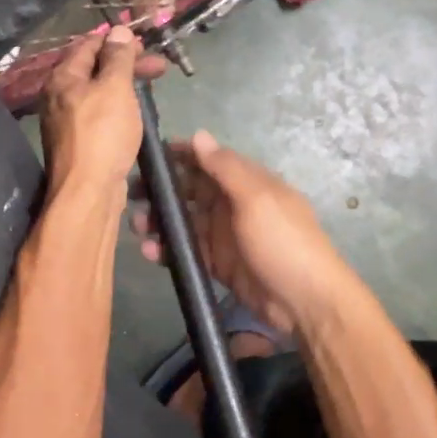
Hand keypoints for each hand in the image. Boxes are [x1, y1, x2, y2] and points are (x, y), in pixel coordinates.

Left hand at [39, 25, 165, 192]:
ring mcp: (67, 119)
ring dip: (125, 84)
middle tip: (159, 66)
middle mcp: (59, 95)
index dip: (117, 40)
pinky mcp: (79, 140)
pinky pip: (99, 112)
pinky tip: (136, 110)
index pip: (88, 44)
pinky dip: (118, 105)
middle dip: (127, 63)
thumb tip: (119, 30)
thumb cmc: (102, 134)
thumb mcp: (115, 88)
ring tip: (153, 85)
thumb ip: (118, 58)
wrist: (88, 191)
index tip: (145, 42)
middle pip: (94, 68)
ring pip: (98, 91)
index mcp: (63, 77)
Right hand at [132, 131, 353, 334]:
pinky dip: (167, 249)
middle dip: (162, 190)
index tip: (148, 156)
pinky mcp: (217, 263)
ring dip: (160, 220)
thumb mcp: (257, 199)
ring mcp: (224, 235)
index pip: (209, 160)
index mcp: (247, 183)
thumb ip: (225, 168)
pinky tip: (150, 251)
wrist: (304, 302)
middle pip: (191, 190)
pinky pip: (187, 250)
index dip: (181, 155)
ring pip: (184, 221)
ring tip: (136, 226)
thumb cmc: (283, 242)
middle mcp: (233, 204)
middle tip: (131, 194)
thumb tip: (199, 135)